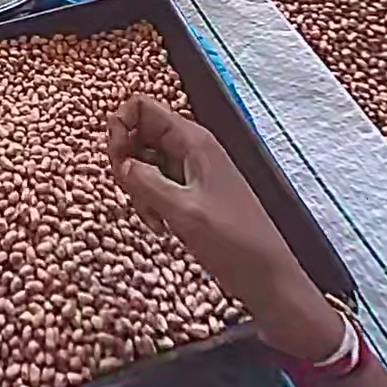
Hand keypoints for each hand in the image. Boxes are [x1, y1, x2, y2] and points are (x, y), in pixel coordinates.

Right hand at [107, 96, 343, 359]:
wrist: (270, 280)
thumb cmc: (233, 242)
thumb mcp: (183, 211)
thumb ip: (145, 181)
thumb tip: (119, 162)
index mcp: (193, 140)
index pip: (142, 107)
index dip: (120, 126)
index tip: (116, 161)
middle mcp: (191, 147)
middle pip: (139, 133)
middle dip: (125, 160)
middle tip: (130, 192)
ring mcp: (191, 170)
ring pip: (144, 161)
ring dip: (137, 187)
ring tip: (152, 218)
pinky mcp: (191, 192)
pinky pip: (156, 184)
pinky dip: (149, 202)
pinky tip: (160, 226)